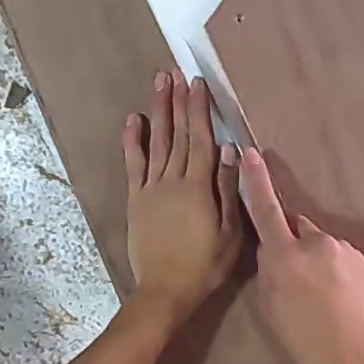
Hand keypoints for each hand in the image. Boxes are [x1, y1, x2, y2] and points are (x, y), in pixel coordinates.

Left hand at [123, 69, 241, 324]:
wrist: (165, 290)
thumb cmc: (204, 266)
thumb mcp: (230, 233)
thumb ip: (229, 191)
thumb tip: (231, 151)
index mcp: (198, 187)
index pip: (201, 140)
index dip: (199, 110)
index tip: (198, 83)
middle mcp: (172, 181)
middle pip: (177, 134)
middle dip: (177, 102)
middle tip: (175, 73)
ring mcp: (151, 189)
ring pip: (156, 143)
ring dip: (158, 112)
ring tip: (158, 84)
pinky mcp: (136, 200)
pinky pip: (133, 165)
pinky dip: (132, 142)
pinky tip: (133, 121)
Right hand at [237, 148, 363, 363]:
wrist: (356, 355)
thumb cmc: (304, 337)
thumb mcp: (270, 304)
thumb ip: (268, 268)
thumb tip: (272, 249)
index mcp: (285, 256)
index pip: (266, 210)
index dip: (255, 182)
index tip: (251, 153)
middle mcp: (315, 243)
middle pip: (294, 226)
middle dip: (288, 240)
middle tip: (287, 274)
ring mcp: (341, 249)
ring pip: (316, 243)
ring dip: (310, 257)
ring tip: (314, 294)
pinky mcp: (359, 258)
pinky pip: (334, 254)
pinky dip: (329, 268)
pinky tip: (332, 295)